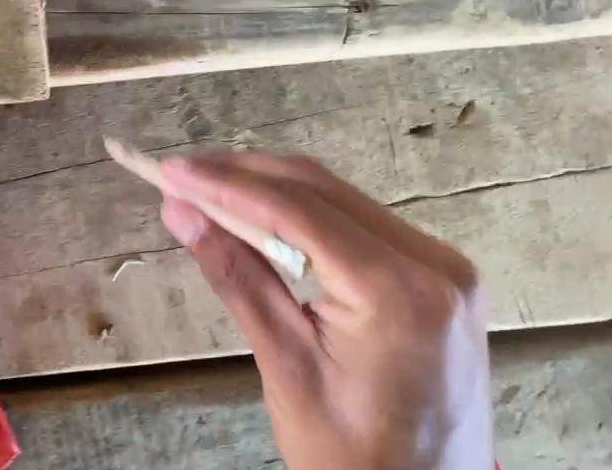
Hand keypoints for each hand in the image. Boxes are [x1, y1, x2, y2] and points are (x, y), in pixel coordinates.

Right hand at [157, 151, 491, 469]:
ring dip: (266, 186)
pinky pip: (353, 217)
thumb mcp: (285, 367)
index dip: (225, 184)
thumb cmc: (352, 456)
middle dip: (241, 175)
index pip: (297, 211)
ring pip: (334, 195)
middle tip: (179, 176)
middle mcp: (433, 263)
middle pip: (318, 189)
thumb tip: (178, 209)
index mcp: (399, 293)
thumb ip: (235, 276)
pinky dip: (298, 208)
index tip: (169, 171)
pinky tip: (255, 213)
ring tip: (204, 187)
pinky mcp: (435, 270)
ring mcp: (441, 263)